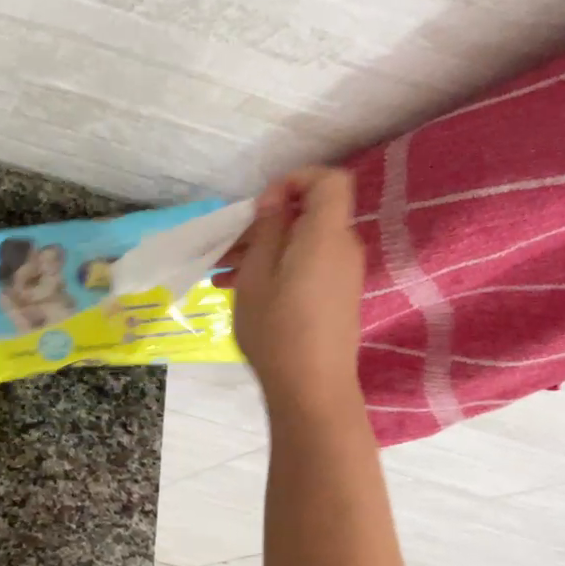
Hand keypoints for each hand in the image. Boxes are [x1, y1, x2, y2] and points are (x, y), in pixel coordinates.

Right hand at [229, 167, 365, 413]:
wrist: (311, 385)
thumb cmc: (276, 328)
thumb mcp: (257, 276)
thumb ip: (268, 231)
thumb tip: (275, 199)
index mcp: (324, 236)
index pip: (329, 181)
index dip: (296, 180)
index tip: (259, 205)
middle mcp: (342, 247)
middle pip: (310, 214)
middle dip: (266, 221)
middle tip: (225, 246)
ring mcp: (342, 272)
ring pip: (302, 241)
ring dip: (264, 247)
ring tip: (222, 272)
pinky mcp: (336, 293)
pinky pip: (306, 263)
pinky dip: (276, 265)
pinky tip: (240, 289)